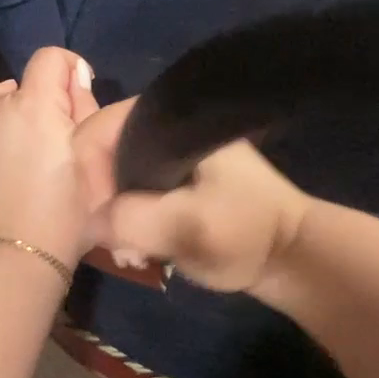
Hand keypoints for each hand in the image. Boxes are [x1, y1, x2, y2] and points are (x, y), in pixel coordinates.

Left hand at [0, 47, 99, 265]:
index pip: (51, 58)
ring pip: (3, 96)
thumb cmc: (67, 212)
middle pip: (29, 80)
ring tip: (35, 142)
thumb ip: (89, 109)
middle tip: (64, 135)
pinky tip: (8, 143)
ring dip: (22, 108)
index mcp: (35, 106)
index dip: (72, 71)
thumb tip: (76, 78)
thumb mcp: (95, 160)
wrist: (19, 253)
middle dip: (51, 97)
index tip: (81, 100)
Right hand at [80, 98, 314, 293]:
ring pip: (110, 180)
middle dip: (99, 201)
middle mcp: (161, 130)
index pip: (97, 131)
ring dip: (112, 218)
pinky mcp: (169, 184)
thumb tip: (92, 223)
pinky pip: (128, 196)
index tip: (101, 218)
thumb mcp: (188, 226)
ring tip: (130, 252)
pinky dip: (126, 223)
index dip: (89, 174)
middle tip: (112, 241)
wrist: (289, 256)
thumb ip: (132, 219)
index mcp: (167, 121)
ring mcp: (165, 157)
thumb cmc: (246, 231)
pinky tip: (139, 251)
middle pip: (99, 156)